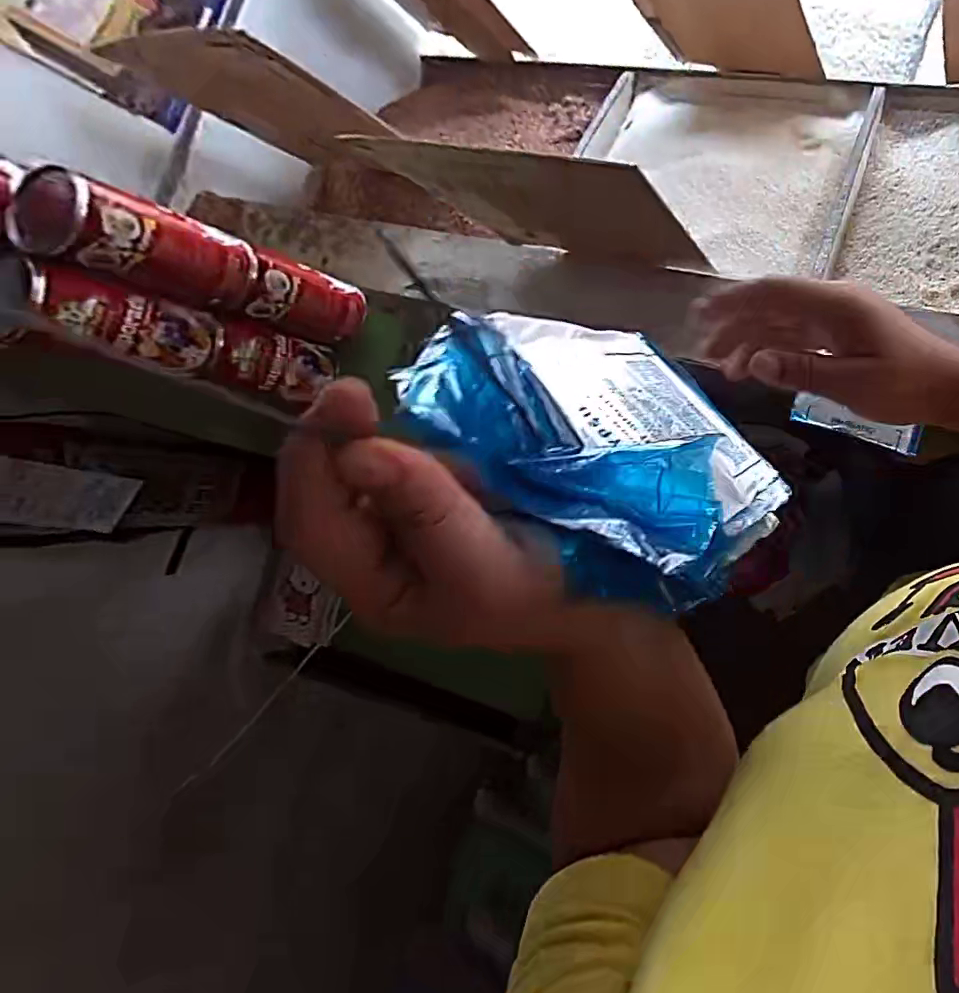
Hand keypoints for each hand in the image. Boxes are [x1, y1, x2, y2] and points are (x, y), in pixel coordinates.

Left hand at [276, 378, 592, 652]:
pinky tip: (481, 461)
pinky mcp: (461, 502)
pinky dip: (447, 449)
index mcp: (375, 585)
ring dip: (417, 449)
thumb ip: (426, 510)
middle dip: (362, 444)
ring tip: (475, 468)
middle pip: (346, 490)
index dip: (315, 458)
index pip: (316, 521)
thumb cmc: (547, 592)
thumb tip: (358, 450)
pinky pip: (434, 466)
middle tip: (367, 395)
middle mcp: (386, 554)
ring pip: (392, 470)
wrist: (609, 597)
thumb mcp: (483, 562)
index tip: (345, 395)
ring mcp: (424, 526)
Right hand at [689, 277, 958, 425]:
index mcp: (837, 305)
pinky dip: (780, 349)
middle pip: (774, 306)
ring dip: (755, 341)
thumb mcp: (854, 383)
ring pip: (786, 322)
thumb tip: (756, 363)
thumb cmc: (907, 385)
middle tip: (706, 353)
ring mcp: (841, 317)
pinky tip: (762, 367)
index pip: (774, 293)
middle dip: (737, 327)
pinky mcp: (846, 333)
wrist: (949, 385)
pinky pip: (803, 335)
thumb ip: (803, 370)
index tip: (703, 318)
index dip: (734, 303)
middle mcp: (835, 303)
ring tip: (728, 368)